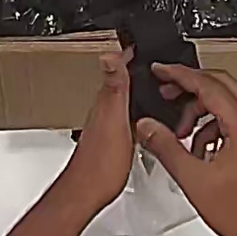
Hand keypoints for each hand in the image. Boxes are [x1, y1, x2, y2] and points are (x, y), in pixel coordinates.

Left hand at [49, 50, 135, 217]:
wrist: (87, 193)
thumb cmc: (100, 163)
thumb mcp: (114, 119)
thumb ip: (114, 87)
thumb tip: (109, 54)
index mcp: (107, 101)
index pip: (118, 68)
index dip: (129, 55)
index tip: (138, 42)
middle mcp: (105, 110)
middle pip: (120, 81)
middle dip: (133, 69)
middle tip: (147, 60)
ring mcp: (107, 124)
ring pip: (122, 99)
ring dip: (135, 89)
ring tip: (150, 83)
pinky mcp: (112, 139)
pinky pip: (125, 116)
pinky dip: (135, 110)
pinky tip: (142, 116)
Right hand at [135, 63, 236, 235]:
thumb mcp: (195, 180)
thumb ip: (167, 147)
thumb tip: (147, 127)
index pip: (209, 84)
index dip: (180, 75)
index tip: (161, 70)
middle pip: (221, 84)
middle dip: (191, 87)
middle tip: (167, 92)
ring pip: (227, 102)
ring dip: (201, 111)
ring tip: (180, 134)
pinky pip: (234, 120)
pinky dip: (213, 126)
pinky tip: (199, 150)